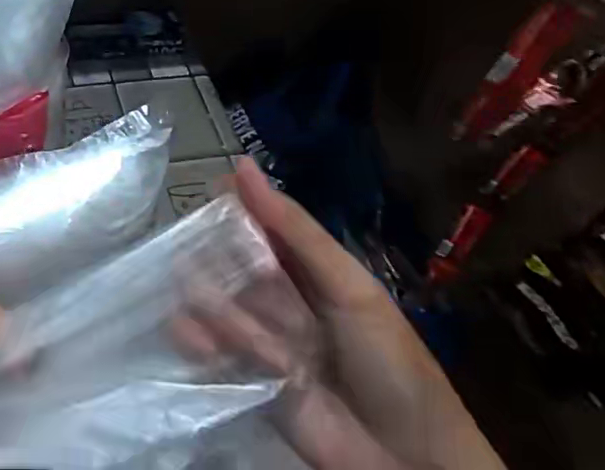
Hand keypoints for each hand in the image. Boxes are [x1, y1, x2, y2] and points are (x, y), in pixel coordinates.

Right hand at [174, 160, 503, 469]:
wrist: (410, 463)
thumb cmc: (388, 360)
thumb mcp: (348, 286)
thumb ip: (294, 229)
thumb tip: (242, 164)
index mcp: (307, 264)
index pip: (258, 220)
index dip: (233, 205)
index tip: (209, 193)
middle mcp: (279, 294)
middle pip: (231, 260)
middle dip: (212, 255)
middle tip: (194, 254)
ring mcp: (261, 336)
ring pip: (216, 301)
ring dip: (206, 300)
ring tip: (215, 315)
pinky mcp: (246, 376)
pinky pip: (210, 349)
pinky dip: (195, 340)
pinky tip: (194, 339)